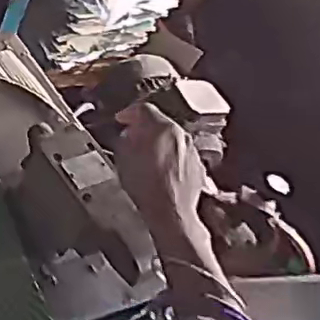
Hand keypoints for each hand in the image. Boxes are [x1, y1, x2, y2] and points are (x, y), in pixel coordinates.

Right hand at [112, 103, 207, 225]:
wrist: (170, 211)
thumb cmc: (146, 185)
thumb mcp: (123, 156)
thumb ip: (125, 138)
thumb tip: (128, 134)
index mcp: (161, 127)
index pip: (143, 109)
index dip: (128, 113)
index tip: (122, 119)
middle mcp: (180, 135)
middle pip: (159, 122)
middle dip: (143, 128)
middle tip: (129, 137)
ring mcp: (191, 150)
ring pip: (170, 138)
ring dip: (156, 142)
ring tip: (142, 156)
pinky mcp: (197, 165)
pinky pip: (179, 153)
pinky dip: (168, 156)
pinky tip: (157, 169)